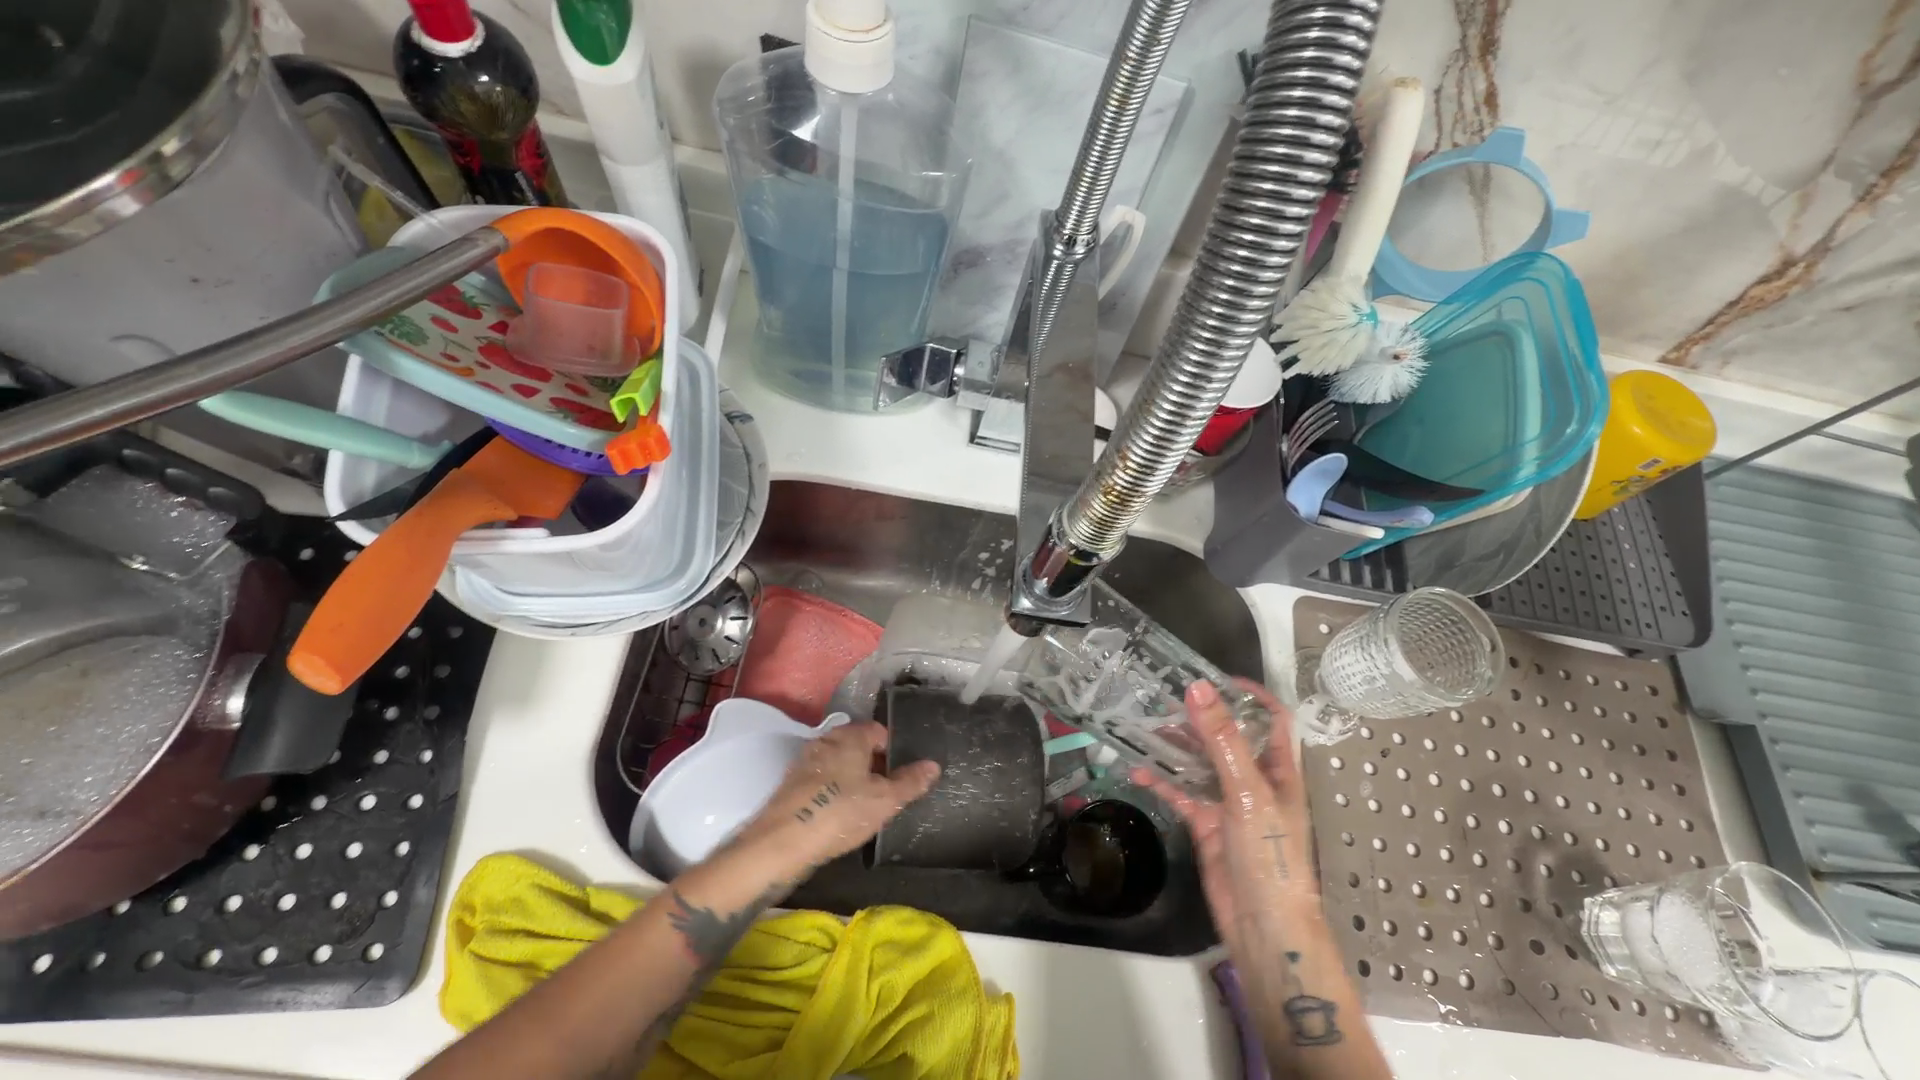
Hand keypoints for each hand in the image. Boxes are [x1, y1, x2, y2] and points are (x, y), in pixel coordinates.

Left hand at [735, 721, 940, 877]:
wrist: (782, 842)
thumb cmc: (840, 813)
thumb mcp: (885, 800)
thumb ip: (910, 782)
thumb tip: (933, 765)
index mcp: (850, 736)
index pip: (879, 731)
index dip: (894, 750)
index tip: (904, 773)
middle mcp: (826, 741)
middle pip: (857, 745)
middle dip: (874, 764)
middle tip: (889, 791)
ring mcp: (806, 761)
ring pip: (838, 763)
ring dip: (852, 778)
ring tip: (867, 805)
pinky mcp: (792, 784)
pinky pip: (822, 780)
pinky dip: (834, 790)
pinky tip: (840, 814)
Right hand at [1132, 678, 1318, 936]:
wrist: (1264, 926)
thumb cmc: (1270, 854)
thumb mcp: (1248, 792)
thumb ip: (1222, 741)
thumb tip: (1198, 689)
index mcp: (1278, 769)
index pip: (1270, 718)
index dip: (1247, 695)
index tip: (1211, 678)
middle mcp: (1255, 780)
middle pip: (1227, 738)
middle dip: (1199, 718)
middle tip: (1162, 697)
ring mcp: (1229, 803)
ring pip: (1200, 764)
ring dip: (1175, 747)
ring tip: (1143, 725)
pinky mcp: (1206, 825)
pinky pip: (1181, 794)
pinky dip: (1161, 782)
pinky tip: (1136, 771)